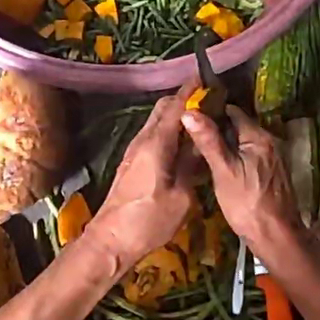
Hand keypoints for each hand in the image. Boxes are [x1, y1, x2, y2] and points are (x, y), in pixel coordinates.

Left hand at [85, 87, 203, 263]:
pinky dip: (169, 131)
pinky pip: (153, 136)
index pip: (175, 106)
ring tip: (201, 120)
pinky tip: (184, 143)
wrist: (111, 239)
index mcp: (156, 143)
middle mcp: (142, 140)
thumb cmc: (149, 220)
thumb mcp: (182, 196)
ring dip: (176, 116)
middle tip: (208, 101)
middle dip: (184, 100)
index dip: (191, 91)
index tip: (207, 79)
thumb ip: (192, 166)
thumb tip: (201, 145)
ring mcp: (134, 150)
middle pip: (162, 109)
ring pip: (156, 122)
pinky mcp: (132, 162)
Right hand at [180, 104, 312, 260]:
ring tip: (200, 151)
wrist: (276, 236)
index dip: (211, 112)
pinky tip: (220, 167)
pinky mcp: (271, 172)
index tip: (190, 117)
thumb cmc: (247, 203)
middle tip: (190, 135)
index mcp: (259, 136)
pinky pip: (249, 155)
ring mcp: (272, 157)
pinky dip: (235, 157)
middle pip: (238, 126)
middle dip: (216, 129)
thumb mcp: (223, 170)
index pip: (232, 112)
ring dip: (225, 144)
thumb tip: (188, 112)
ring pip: (243, 142)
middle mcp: (269, 141)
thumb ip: (208, 140)